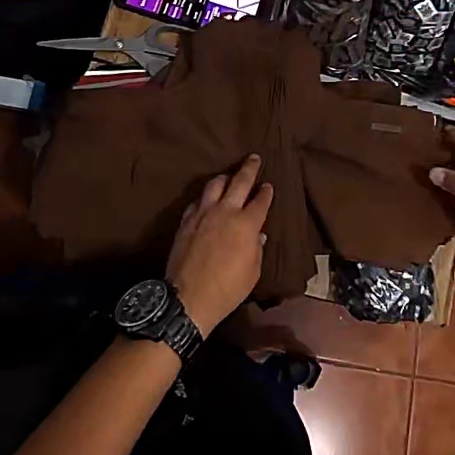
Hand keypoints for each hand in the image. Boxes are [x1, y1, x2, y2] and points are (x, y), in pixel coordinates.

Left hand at [167, 155, 274, 333]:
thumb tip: (257, 234)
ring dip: (224, 177)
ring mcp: (203, 213)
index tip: (268, 186)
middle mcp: (225, 211)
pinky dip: (206, 196)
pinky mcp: (186, 220)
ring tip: (228, 175)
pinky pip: (198, 200)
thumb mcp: (252, 271)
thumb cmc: (228, 288)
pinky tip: (207, 198)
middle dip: (249, 168)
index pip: (260, 200)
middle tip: (254, 158)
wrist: (189, 297)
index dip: (266, 192)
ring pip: (214, 184)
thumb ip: (256, 248)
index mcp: (246, 223)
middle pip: (239, 181)